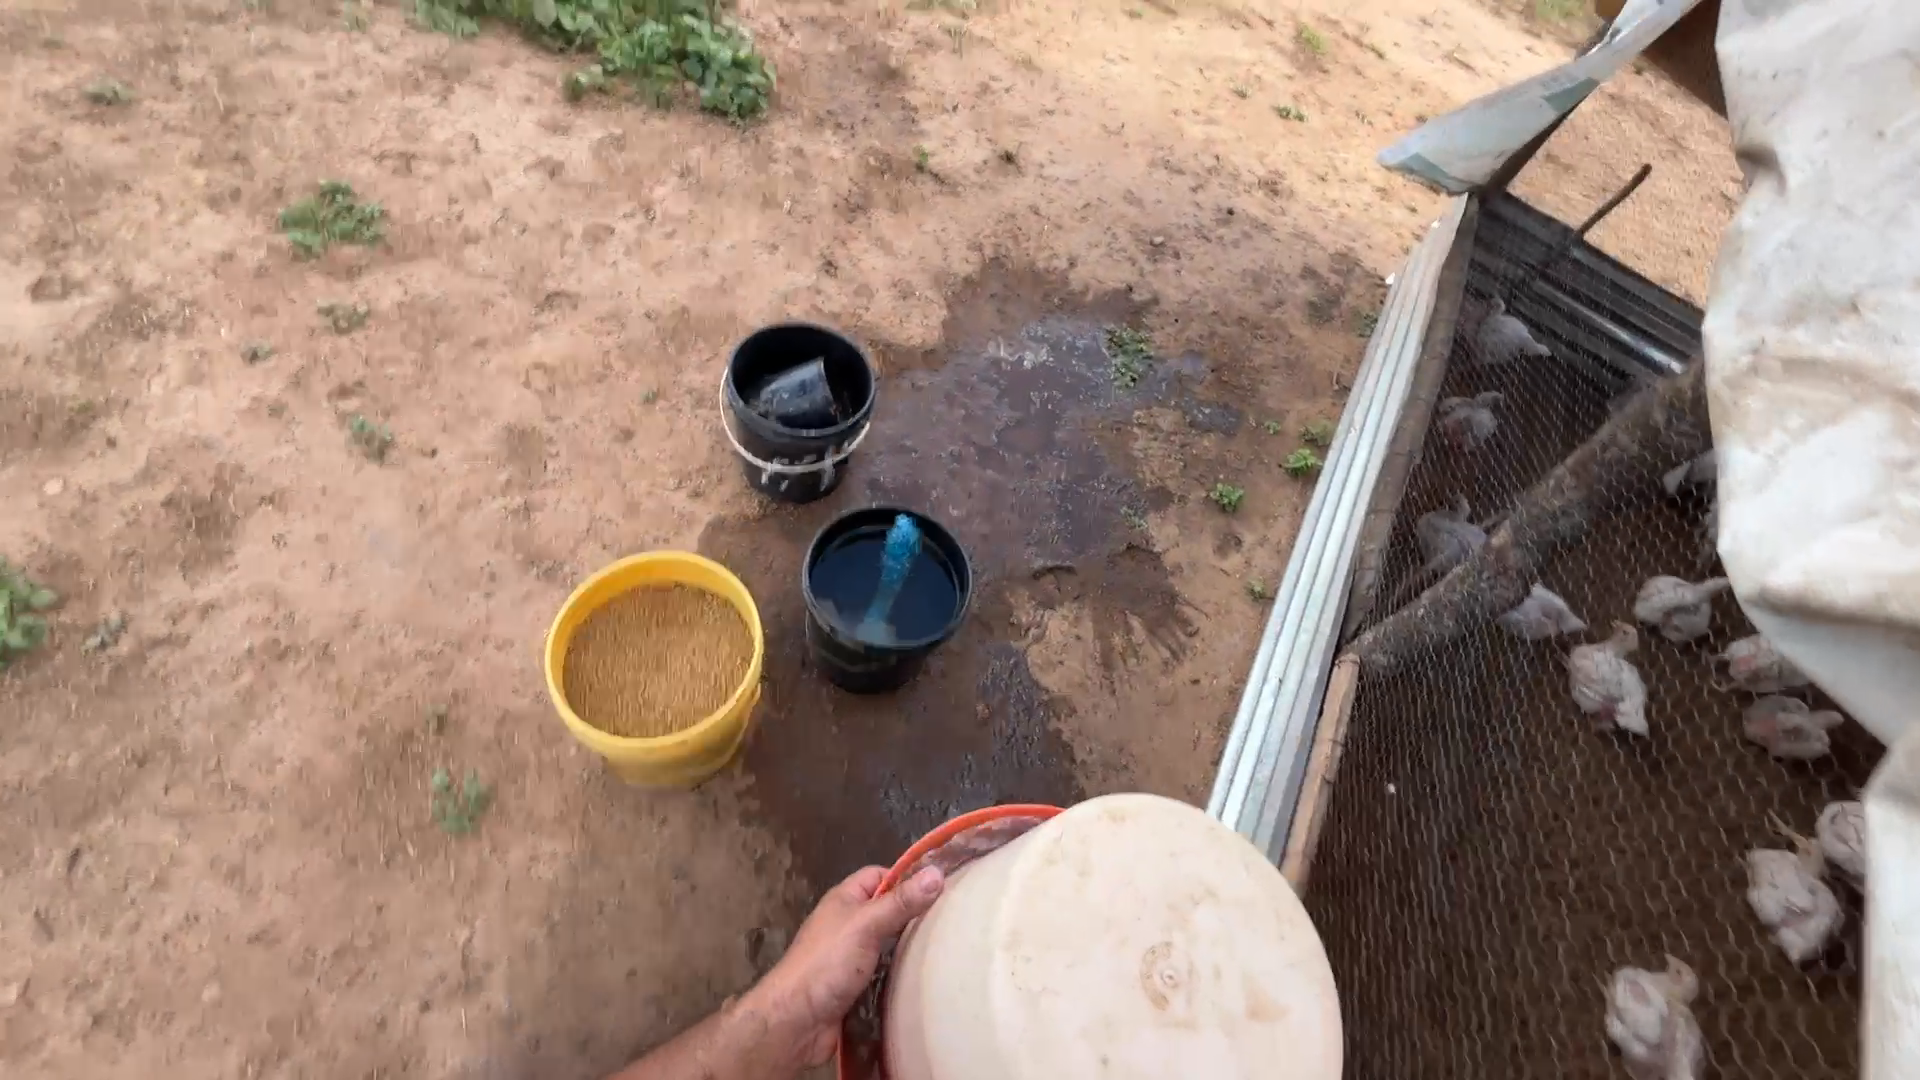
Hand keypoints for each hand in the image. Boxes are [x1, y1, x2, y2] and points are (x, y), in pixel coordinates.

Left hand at [750, 864, 945, 1068]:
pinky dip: (898, 973)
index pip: (881, 875)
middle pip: (887, 909)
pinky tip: (920, 978)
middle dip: (912, 914)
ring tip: (942, 949)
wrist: (796, 1022)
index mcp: (846, 898)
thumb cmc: (828, 962)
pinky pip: (883, 971)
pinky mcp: (855, 984)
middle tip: (947, 921)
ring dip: (907, 947)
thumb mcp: (867, 924)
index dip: (906, 878)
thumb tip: (937, 873)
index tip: (938, 888)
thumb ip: (901, 901)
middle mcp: (848, 922)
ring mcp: (850, 955)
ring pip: (887, 942)